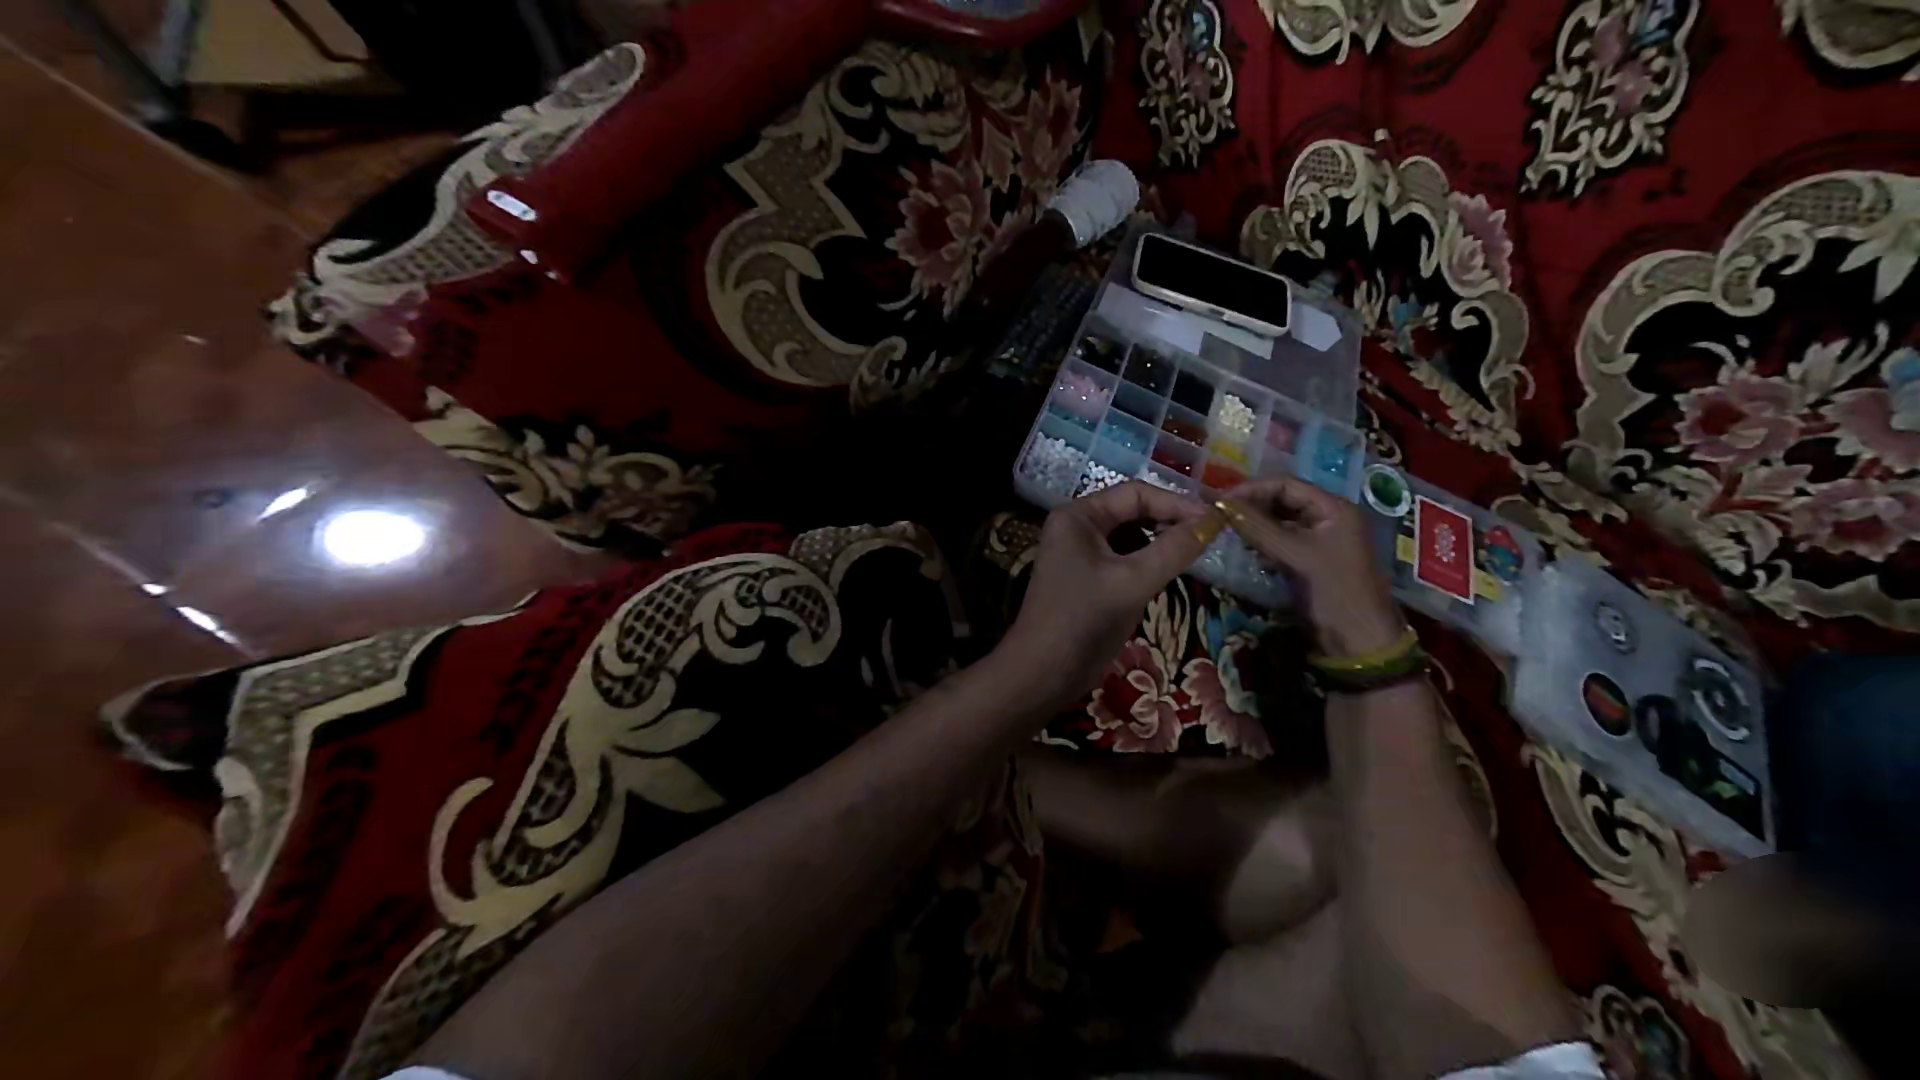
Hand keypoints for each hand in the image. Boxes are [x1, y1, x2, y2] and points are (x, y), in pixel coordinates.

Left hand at [997, 482, 1218, 704]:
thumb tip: (1213, 521)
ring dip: (1162, 544)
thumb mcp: (1133, 581)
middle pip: (1134, 512)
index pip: (1135, 493)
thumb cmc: (1084, 618)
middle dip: (1170, 522)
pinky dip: (1150, 564)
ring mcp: (1082, 555)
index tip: (1215, 519)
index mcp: (1078, 516)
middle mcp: (1078, 528)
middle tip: (1211, 537)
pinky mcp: (1090, 580)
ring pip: (1132, 538)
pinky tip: (1172, 574)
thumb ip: (1174, 549)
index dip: (1176, 503)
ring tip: (1196, 555)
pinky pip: (1126, 561)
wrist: (1044, 672)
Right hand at [1217, 477, 1403, 656]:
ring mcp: (1318, 540)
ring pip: (1278, 521)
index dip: (1252, 489)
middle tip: (1218, 514)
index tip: (1220, 500)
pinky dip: (1260, 542)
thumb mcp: (1295, 555)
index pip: (1286, 485)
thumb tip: (1220, 503)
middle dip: (1250, 505)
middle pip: (1282, 501)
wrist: (1357, 641)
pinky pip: (1279, 541)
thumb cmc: (1333, 590)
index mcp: (1334, 508)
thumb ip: (1258, 527)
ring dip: (1252, 524)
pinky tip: (1243, 548)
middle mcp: (1327, 518)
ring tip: (1225, 530)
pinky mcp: (1308, 560)